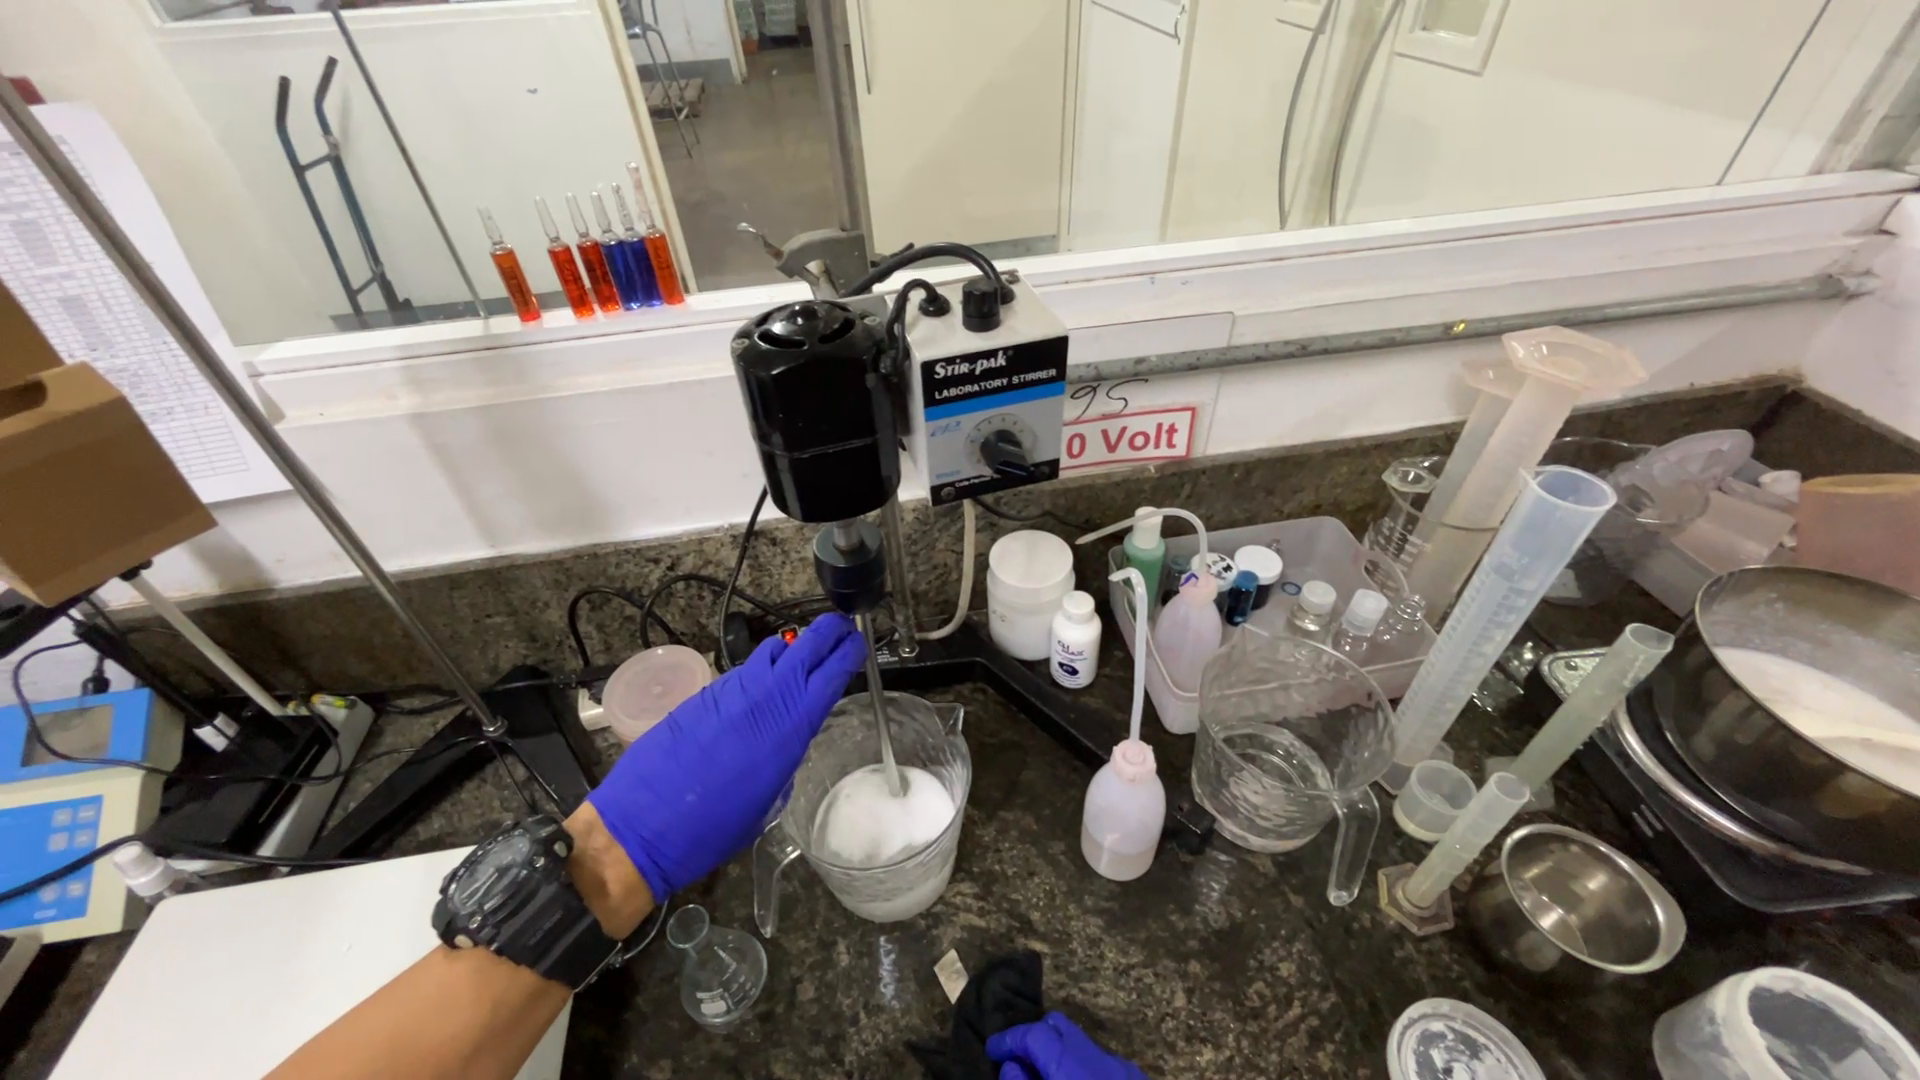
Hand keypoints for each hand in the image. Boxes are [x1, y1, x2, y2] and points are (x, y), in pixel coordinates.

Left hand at [585, 613, 866, 898]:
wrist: (646, 823)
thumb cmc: (716, 825)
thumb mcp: (773, 795)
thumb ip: (788, 754)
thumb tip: (788, 736)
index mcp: (793, 724)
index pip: (832, 671)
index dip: (850, 651)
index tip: (859, 641)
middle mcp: (768, 696)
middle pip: (808, 644)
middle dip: (829, 631)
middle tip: (841, 627)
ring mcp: (735, 689)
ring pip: (774, 649)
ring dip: (793, 647)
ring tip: (801, 654)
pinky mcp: (707, 693)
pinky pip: (745, 669)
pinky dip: (762, 668)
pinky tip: (761, 684)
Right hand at [987, 1013, 1148, 1079]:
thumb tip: (1011, 1064)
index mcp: (1073, 1067)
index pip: (1035, 1032)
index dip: (1008, 1038)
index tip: (992, 1050)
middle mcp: (1100, 1056)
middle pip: (1059, 1024)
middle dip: (1034, 1036)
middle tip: (1017, 1059)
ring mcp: (1122, 1065)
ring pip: (1081, 1042)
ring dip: (1058, 1052)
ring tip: (1043, 1072)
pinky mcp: (1135, 1075)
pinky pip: (1100, 1060)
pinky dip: (1081, 1066)